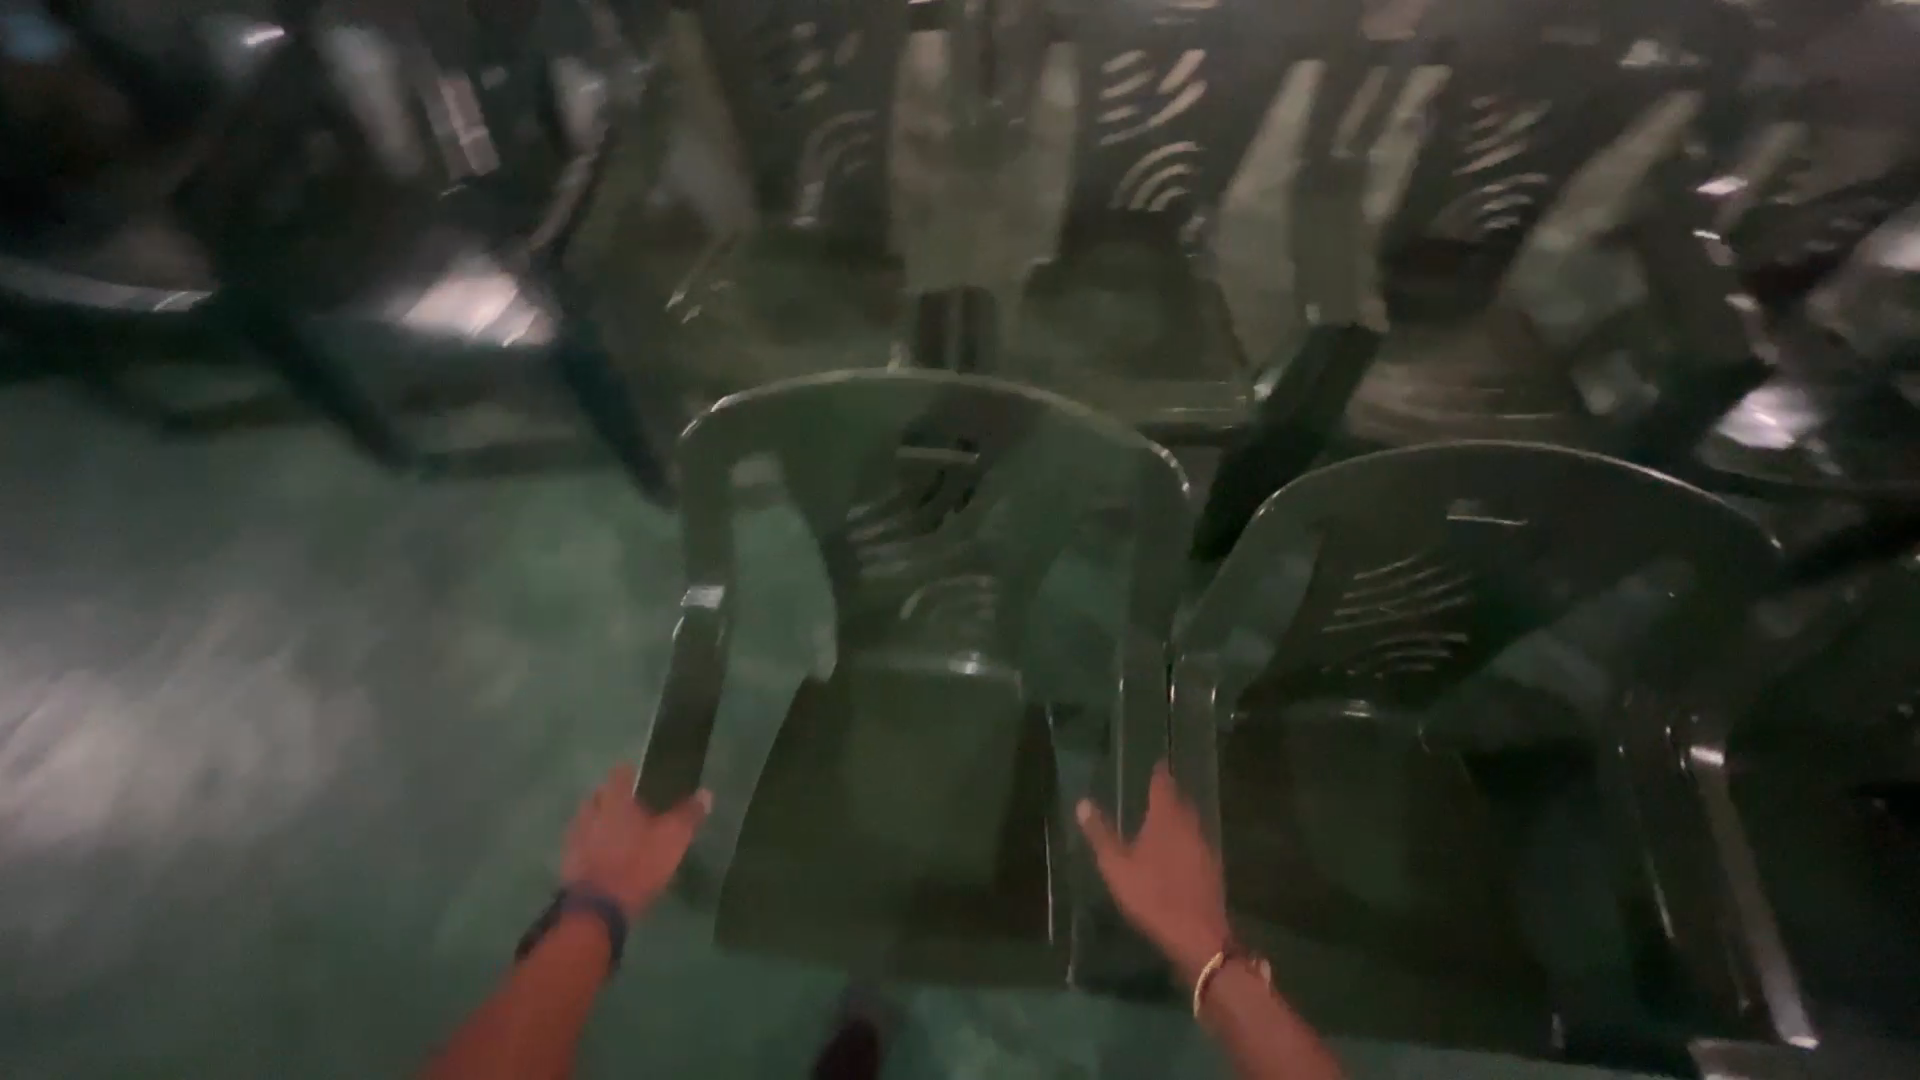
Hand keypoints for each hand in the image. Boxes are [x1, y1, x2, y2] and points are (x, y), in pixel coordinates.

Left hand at [561, 765, 709, 919]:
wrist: (596, 910)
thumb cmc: (638, 864)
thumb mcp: (673, 838)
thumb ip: (688, 815)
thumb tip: (707, 793)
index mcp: (616, 802)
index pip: (619, 775)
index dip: (627, 772)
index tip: (635, 773)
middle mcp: (591, 814)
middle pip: (597, 796)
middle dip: (608, 797)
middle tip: (625, 802)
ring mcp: (575, 840)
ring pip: (585, 821)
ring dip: (597, 822)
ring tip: (613, 830)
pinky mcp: (568, 866)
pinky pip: (580, 846)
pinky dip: (589, 846)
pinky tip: (602, 856)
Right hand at [1077, 762, 1231, 981]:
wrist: (1198, 936)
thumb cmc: (1152, 895)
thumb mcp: (1116, 866)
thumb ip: (1100, 833)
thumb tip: (1083, 802)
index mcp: (1166, 818)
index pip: (1164, 785)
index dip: (1159, 773)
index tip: (1155, 763)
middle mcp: (1190, 825)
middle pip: (1181, 801)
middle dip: (1170, 793)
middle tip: (1157, 789)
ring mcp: (1205, 847)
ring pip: (1192, 822)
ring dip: (1179, 816)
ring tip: (1164, 817)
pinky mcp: (1213, 869)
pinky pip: (1198, 842)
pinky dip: (1187, 838)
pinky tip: (1178, 851)